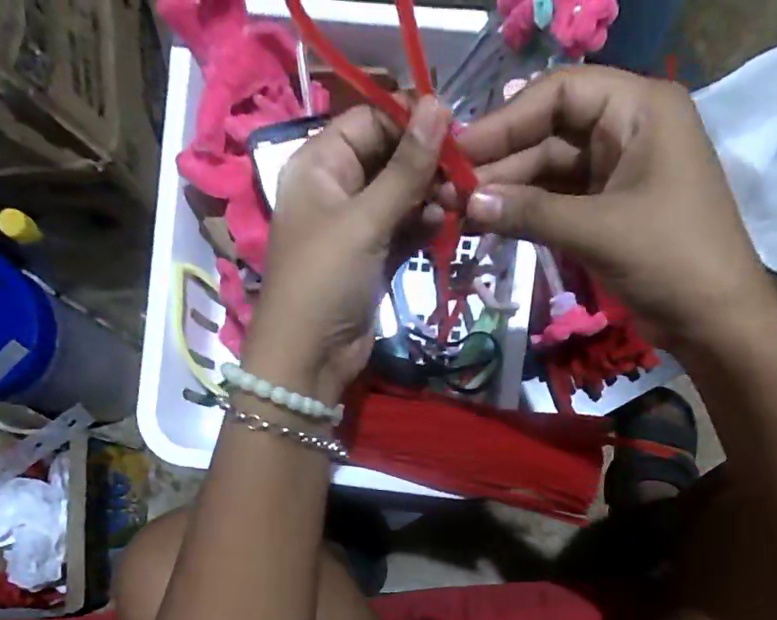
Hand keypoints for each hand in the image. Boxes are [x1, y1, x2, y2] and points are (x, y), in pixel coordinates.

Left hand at [247, 98, 451, 402]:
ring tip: (460, 203)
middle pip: (389, 158)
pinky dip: (425, 225)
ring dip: (431, 197)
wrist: (311, 355)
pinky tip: (448, 225)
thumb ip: (406, 168)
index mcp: (319, 164)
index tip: (455, 133)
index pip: (369, 121)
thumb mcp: (365, 219)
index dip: (410, 123)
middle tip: (464, 176)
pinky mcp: (375, 257)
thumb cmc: (326, 278)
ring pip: (402, 196)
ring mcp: (357, 226)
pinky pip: (405, 229)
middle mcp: (337, 188)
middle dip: (426, 164)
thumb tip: (439, 106)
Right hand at [456, 66, 776, 350]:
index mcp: (641, 108)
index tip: (461, 149)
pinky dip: (533, 213)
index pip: (561, 92)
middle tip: (452, 188)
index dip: (507, 120)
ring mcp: (623, 172)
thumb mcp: (598, 230)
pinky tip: (496, 223)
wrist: (716, 321)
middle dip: (504, 161)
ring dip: (513, 190)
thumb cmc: (670, 259)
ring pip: (555, 170)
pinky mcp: (615, 210)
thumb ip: (531, 212)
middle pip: (553, 131)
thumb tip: (467, 200)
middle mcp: (631, 129)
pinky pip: (565, 201)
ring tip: (464, 210)